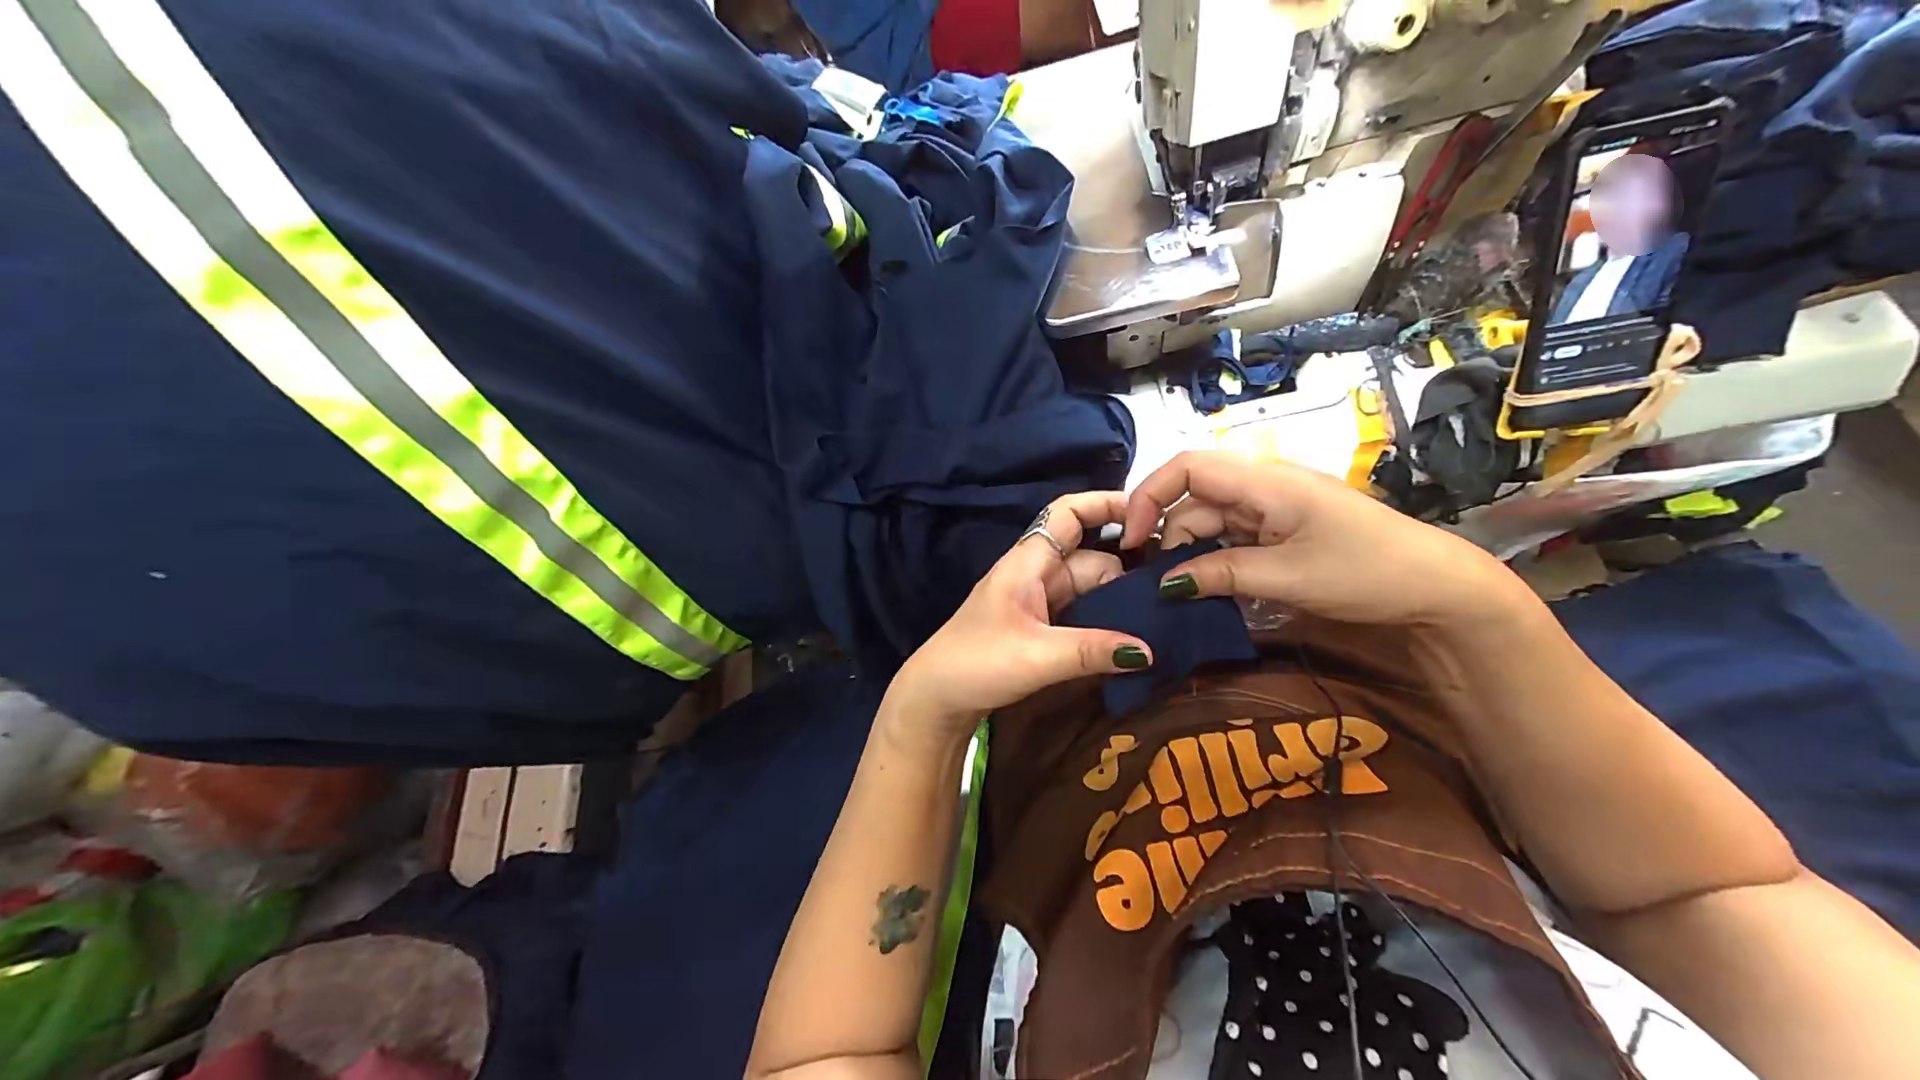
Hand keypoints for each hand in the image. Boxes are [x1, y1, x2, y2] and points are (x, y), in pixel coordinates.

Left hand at [883, 492, 1153, 747]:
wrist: (934, 699)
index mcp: (1028, 562)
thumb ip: (1093, 650)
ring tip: (1164, 617)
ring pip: (1090, 588)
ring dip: (1119, 600)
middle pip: (1091, 556)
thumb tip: (1150, 650)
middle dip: (1128, 567)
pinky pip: (1082, 614)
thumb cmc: (975, 663)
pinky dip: (1106, 622)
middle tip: (1174, 589)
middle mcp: (1035, 575)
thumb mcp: (1037, 655)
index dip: (1107, 504)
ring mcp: (1037, 602)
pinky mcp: (1039, 629)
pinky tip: (1133, 640)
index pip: (1069, 514)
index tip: (1151, 513)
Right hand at [1119, 452, 1529, 627]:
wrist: (1438, 588)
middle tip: (1159, 581)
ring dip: (1191, 550)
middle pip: (1195, 497)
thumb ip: (1220, 574)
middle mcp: (1264, 486)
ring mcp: (1274, 507)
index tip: (1133, 538)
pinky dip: (1214, 558)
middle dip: (1170, 534)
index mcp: (1267, 482)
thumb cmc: (1367, 572)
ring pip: (1211, 518)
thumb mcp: (1287, 578)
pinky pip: (1233, 535)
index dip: (1150, 494)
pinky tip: (1210, 585)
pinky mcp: (1283, 528)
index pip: (1188, 467)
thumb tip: (1164, 583)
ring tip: (1184, 590)